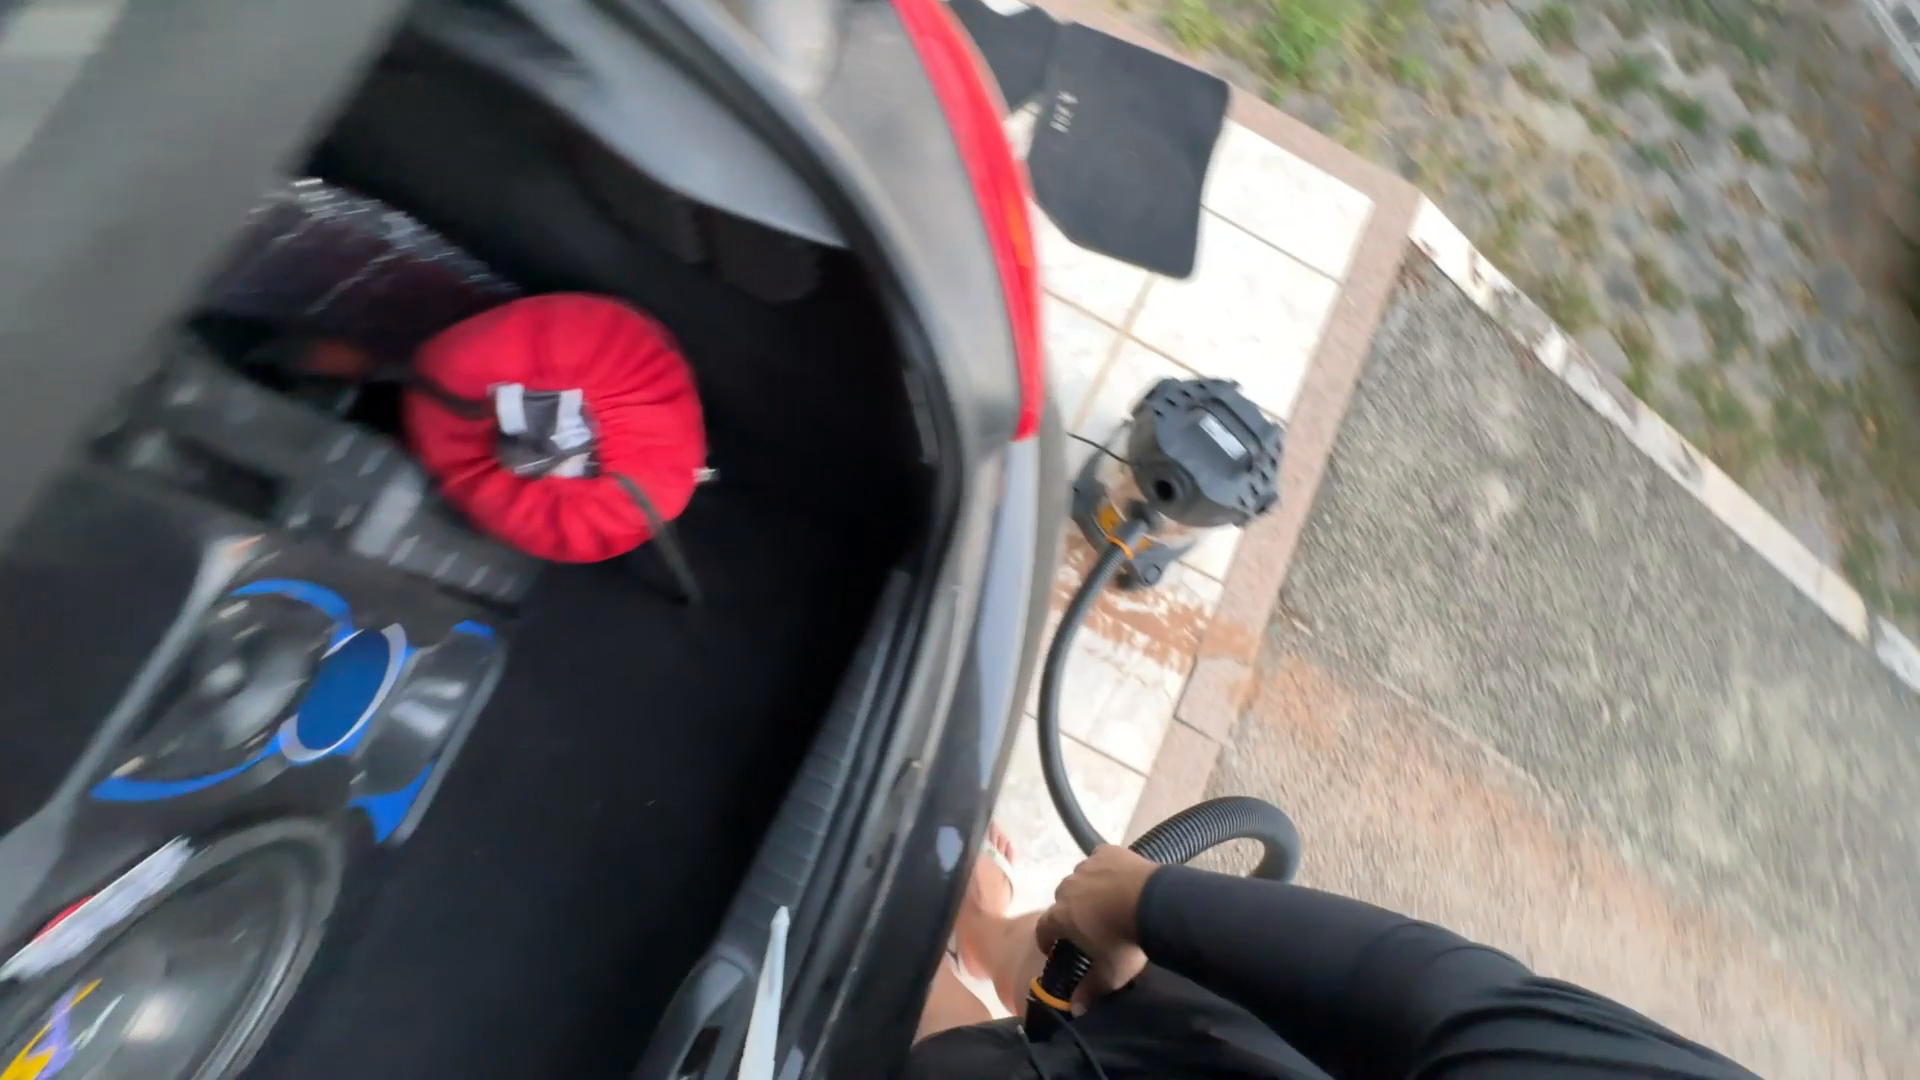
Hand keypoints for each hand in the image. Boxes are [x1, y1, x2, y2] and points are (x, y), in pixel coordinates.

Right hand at [1035, 846, 1157, 1001]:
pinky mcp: (1105, 851)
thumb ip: (1090, 990)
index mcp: (1062, 916)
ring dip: (1087, 890)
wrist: (1153, 903)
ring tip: (1108, 901)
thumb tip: (1075, 1009)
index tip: (1053, 946)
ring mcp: (1086, 866)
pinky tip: (1118, 878)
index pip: (1043, 928)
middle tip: (1089, 925)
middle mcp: (1067, 888)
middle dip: (1070, 912)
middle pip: (1062, 900)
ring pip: (1080, 879)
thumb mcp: (1110, 973)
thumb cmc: (1125, 941)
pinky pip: (1098, 860)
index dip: (1045, 939)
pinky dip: (1104, 869)